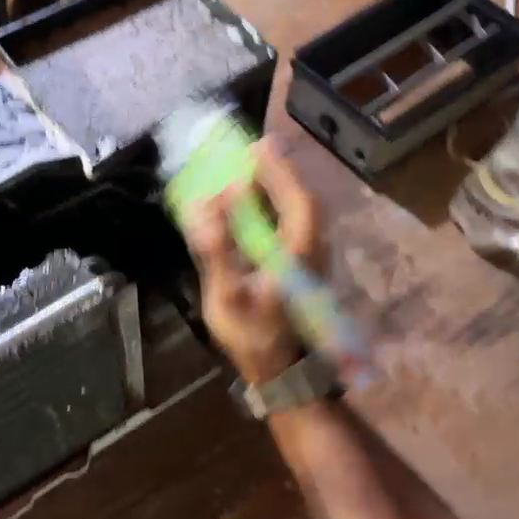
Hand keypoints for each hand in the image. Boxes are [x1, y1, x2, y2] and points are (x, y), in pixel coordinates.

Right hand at [181, 138, 323, 383]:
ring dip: (277, 188)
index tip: (257, 146)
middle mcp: (312, 250)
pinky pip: (292, 224)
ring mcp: (311, 258)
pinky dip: (276, 206)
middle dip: (278, 173)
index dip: (279, 172)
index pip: (297, 201)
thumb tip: (205, 206)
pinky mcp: (303, 266)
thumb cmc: (254, 337)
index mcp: (299, 254)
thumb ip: (216, 251)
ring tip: (250, 169)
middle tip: (251, 150)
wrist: (282, 372)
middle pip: (301, 200)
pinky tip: (256, 203)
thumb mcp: (227, 297)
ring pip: (300, 211)